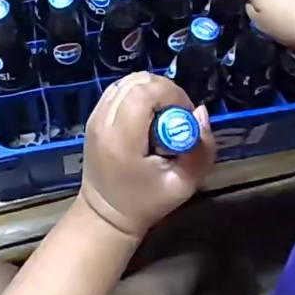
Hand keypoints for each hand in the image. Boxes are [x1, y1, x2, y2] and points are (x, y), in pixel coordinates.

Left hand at [78, 73, 215, 238]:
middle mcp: (103, 121)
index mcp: (122, 140)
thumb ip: (200, 150)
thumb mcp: (183, 184)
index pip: (144, 93)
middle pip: (135, 82)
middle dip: (164, 90)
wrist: (106, 213)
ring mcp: (95, 116)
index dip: (172, 95)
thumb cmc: (146, 201)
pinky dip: (137, 94)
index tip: (186, 114)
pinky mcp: (94, 116)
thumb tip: (200, 112)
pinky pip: (118, 90)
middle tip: (178, 114)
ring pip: (126, 81)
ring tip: (163, 116)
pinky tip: (147, 116)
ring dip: (151, 90)